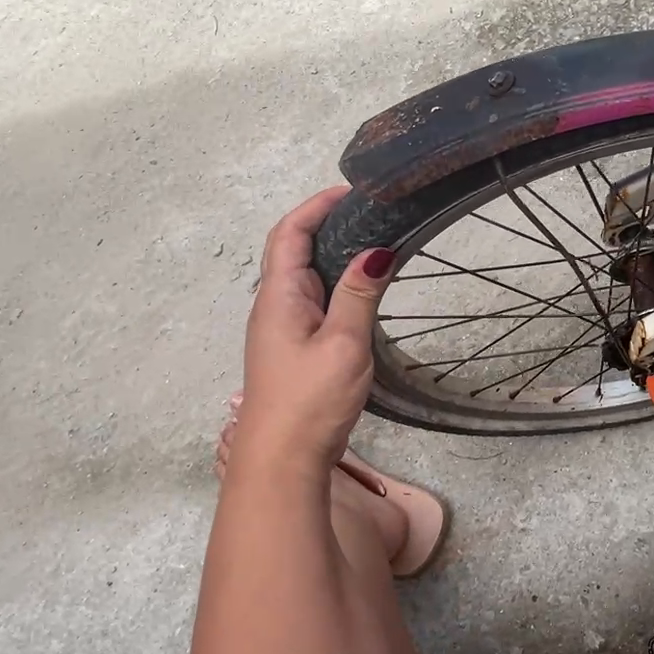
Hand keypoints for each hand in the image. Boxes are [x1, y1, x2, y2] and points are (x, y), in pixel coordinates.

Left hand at [232, 186, 394, 479]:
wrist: (282, 462)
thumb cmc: (309, 398)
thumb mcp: (343, 342)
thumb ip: (359, 294)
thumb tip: (378, 250)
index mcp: (279, 297)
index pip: (288, 234)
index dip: (315, 206)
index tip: (353, 191)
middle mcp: (275, 306)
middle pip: (293, 249)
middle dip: (327, 222)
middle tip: (374, 211)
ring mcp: (283, 328)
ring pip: (305, 275)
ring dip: (333, 250)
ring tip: (375, 238)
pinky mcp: (295, 347)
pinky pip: (314, 297)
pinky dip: (337, 279)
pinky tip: (362, 287)